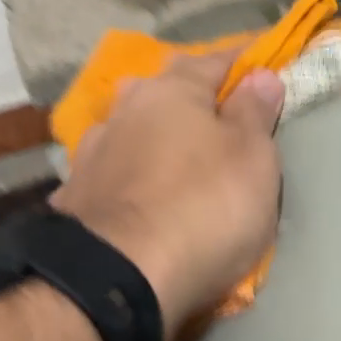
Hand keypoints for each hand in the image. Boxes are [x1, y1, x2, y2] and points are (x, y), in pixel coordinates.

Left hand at [50, 50, 284, 340]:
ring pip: (134, 132)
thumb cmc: (203, 206)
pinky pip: (113, 176)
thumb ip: (256, 112)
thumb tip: (260, 75)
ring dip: (156, 138)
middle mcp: (124, 110)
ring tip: (178, 159)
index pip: (218, 59)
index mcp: (171, 90)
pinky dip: (131, 179)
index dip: (247, 62)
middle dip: (193, 99)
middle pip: (167, 92)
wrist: (115, 281)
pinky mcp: (72, 201)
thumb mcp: (252, 157)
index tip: (268, 65)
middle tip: (222, 117)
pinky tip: (137, 194)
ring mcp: (91, 155)